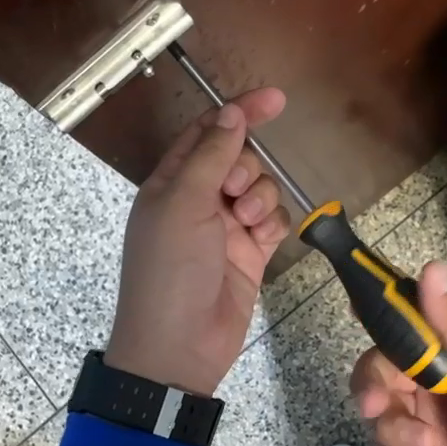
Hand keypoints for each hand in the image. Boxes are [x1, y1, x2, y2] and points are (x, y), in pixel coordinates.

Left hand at [105, 89, 291, 395]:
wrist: (180, 346)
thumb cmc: (170, 269)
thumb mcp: (183, 203)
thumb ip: (211, 154)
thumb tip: (231, 112)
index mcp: (171, 183)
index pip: (207, 132)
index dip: (239, 112)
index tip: (276, 100)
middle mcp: (198, 201)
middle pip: (239, 159)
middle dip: (246, 168)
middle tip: (234, 194)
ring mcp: (226, 229)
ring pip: (260, 189)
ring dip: (261, 198)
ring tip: (247, 224)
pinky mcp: (251, 255)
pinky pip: (274, 222)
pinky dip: (274, 225)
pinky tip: (263, 240)